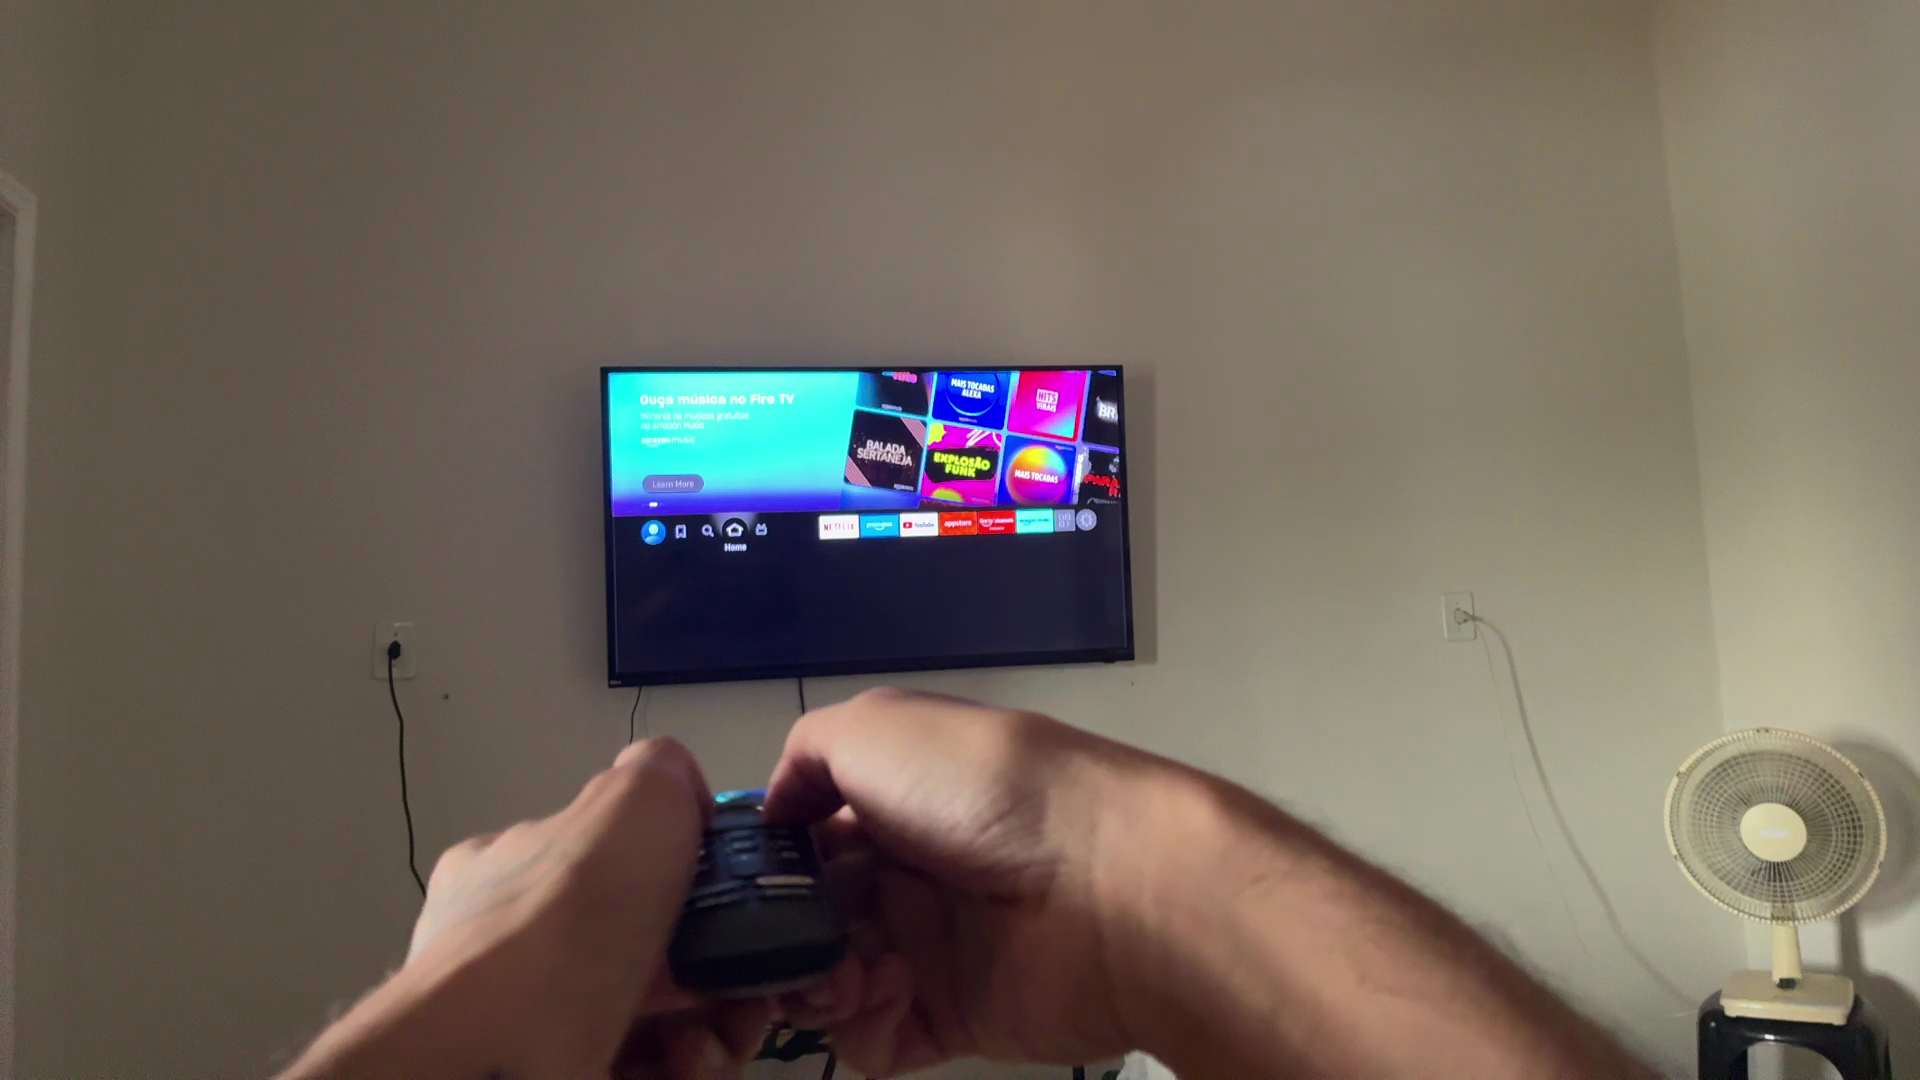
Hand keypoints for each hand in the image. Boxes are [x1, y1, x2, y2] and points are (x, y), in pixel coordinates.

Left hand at [281, 738, 772, 1079]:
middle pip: (643, 945)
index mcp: (518, 869)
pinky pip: (645, 1072)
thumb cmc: (579, 906)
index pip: (614, 863)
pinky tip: (697, 1063)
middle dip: (713, 964)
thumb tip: (688, 807)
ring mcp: (530, 1028)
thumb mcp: (638, 793)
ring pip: (652, 1016)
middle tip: (750, 983)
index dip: (687, 882)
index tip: (733, 904)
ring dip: (712, 1022)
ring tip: (729, 1033)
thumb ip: (665, 771)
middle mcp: (513, 949)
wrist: (506, 1051)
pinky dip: (685, 1068)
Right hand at [762, 688, 1176, 1075]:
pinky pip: (875, 1033)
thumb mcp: (879, 725)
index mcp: (892, 791)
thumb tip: (775, 809)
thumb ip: (809, 752)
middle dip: (781, 927)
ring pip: (829, 974)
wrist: (1102, 879)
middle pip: (809, 908)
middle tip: (783, 941)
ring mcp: (928, 939)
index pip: (806, 828)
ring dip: (816, 978)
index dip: (768, 855)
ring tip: (849, 970)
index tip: (737, 882)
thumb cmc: (976, 786)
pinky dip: (863, 1020)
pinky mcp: (953, 1012)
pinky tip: (886, 991)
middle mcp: (906, 862)